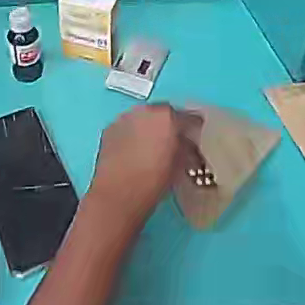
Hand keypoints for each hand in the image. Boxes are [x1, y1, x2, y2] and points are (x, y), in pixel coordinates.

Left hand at [84, 104, 200, 233]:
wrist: (117, 194)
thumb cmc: (154, 180)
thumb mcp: (180, 165)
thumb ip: (186, 148)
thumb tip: (187, 146)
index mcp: (168, 117)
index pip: (189, 117)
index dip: (194, 130)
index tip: (196, 140)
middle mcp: (145, 111)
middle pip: (163, 113)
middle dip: (170, 126)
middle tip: (173, 144)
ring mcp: (124, 118)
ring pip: (143, 118)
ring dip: (149, 128)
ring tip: (151, 148)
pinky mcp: (109, 129)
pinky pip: (127, 127)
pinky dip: (132, 134)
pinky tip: (134, 151)